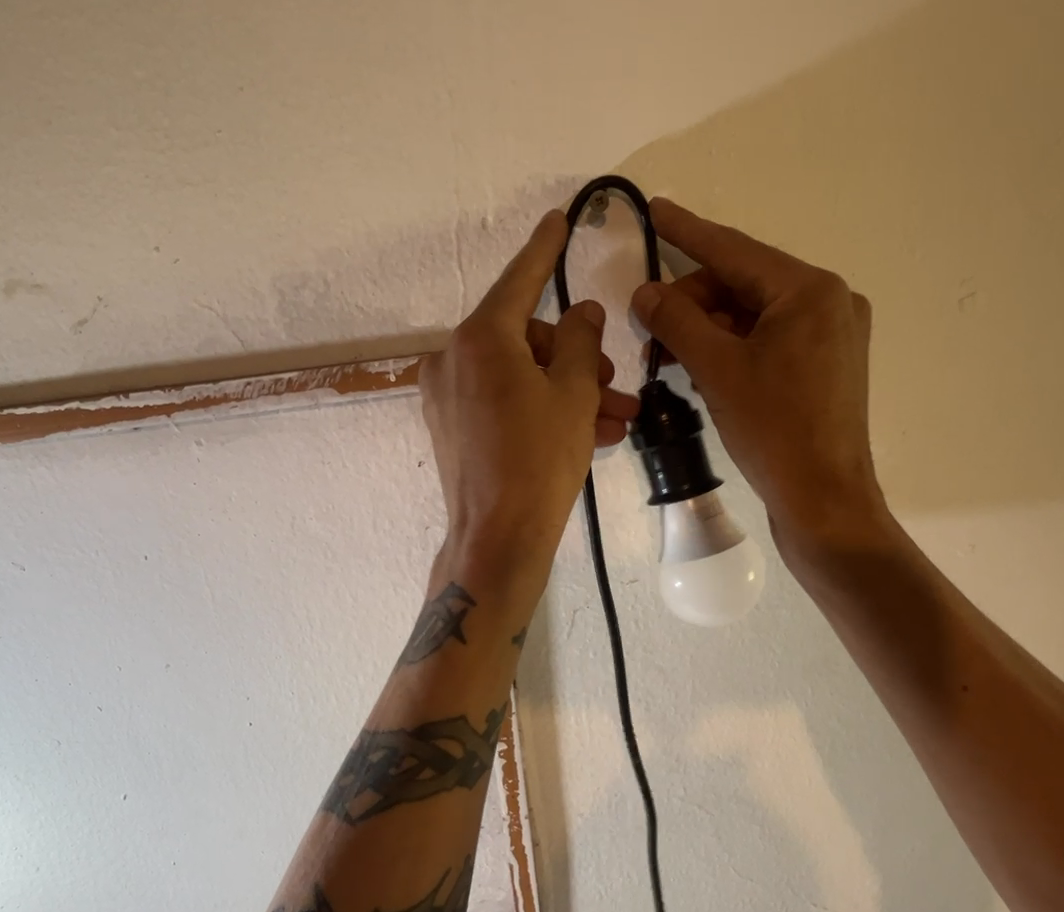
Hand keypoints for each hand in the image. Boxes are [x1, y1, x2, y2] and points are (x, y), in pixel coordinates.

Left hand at [422, 211, 639, 578]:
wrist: (498, 539)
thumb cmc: (540, 461)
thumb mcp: (575, 393)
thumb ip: (582, 340)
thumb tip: (581, 312)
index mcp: (480, 338)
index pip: (520, 281)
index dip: (544, 250)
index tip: (557, 219)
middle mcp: (452, 358)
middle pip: (526, 338)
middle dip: (576, 360)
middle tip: (617, 387)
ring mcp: (446, 395)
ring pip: (519, 376)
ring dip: (568, 393)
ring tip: (615, 420)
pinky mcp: (450, 427)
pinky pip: (503, 402)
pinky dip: (540, 410)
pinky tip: (585, 433)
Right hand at [631, 198, 882, 540]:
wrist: (824, 499)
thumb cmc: (774, 430)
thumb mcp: (716, 370)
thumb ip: (677, 322)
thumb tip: (645, 292)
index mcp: (810, 291)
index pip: (734, 251)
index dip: (687, 232)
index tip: (654, 209)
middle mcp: (829, 301)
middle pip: (743, 283)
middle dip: (692, 301)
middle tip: (648, 326)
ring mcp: (832, 334)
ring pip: (753, 313)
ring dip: (709, 327)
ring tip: (668, 353)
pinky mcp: (827, 365)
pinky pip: (769, 338)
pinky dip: (732, 345)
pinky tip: (702, 363)